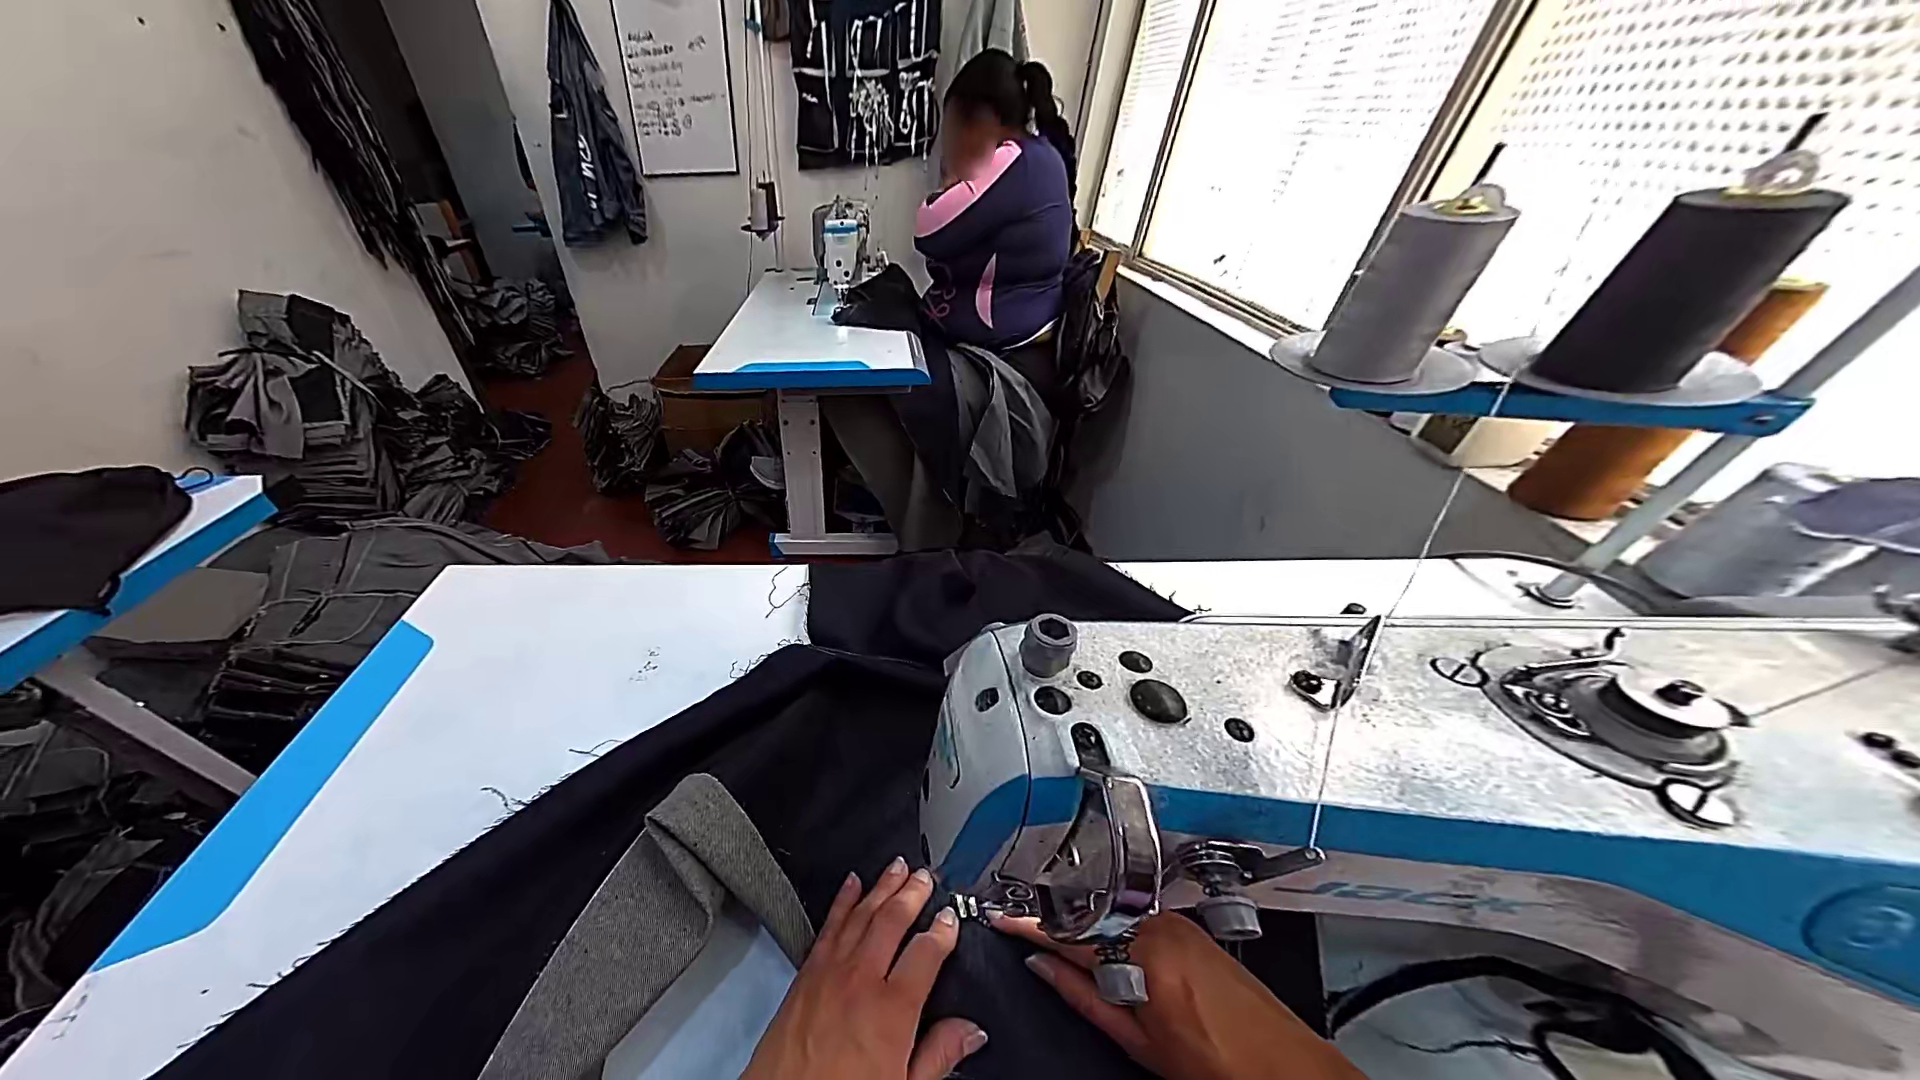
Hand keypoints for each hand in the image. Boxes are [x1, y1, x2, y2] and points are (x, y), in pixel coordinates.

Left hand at [742, 858, 986, 1079]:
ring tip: (897, 867)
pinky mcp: (806, 973)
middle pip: (894, 920)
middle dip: (913, 893)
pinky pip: (829, 925)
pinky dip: (842, 900)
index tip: (951, 916)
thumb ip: (938, 1055)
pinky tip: (851, 884)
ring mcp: (831, 972)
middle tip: (925, 877)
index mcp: (891, 1010)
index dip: (943, 930)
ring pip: (863, 913)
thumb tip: (969, 1032)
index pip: (926, 952)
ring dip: (882, 886)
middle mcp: (861, 981)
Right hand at [995, 912, 1365, 1079]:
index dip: (1031, 928)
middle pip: (1093, 925)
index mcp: (1140, 952)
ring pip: (1117, 924)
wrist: (1285, 1067)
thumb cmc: (1221, 1066)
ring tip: (1121, 990)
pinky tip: (1140, 976)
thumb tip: (1043, 968)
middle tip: (1054, 966)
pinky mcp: (1189, 925)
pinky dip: (1128, 943)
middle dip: (1071, 944)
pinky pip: (1142, 925)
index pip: (1070, 935)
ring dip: (1103, 946)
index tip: (1005, 920)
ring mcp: (1176, 921)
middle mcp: (1158, 924)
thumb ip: (1083, 996)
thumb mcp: (1138, 1041)